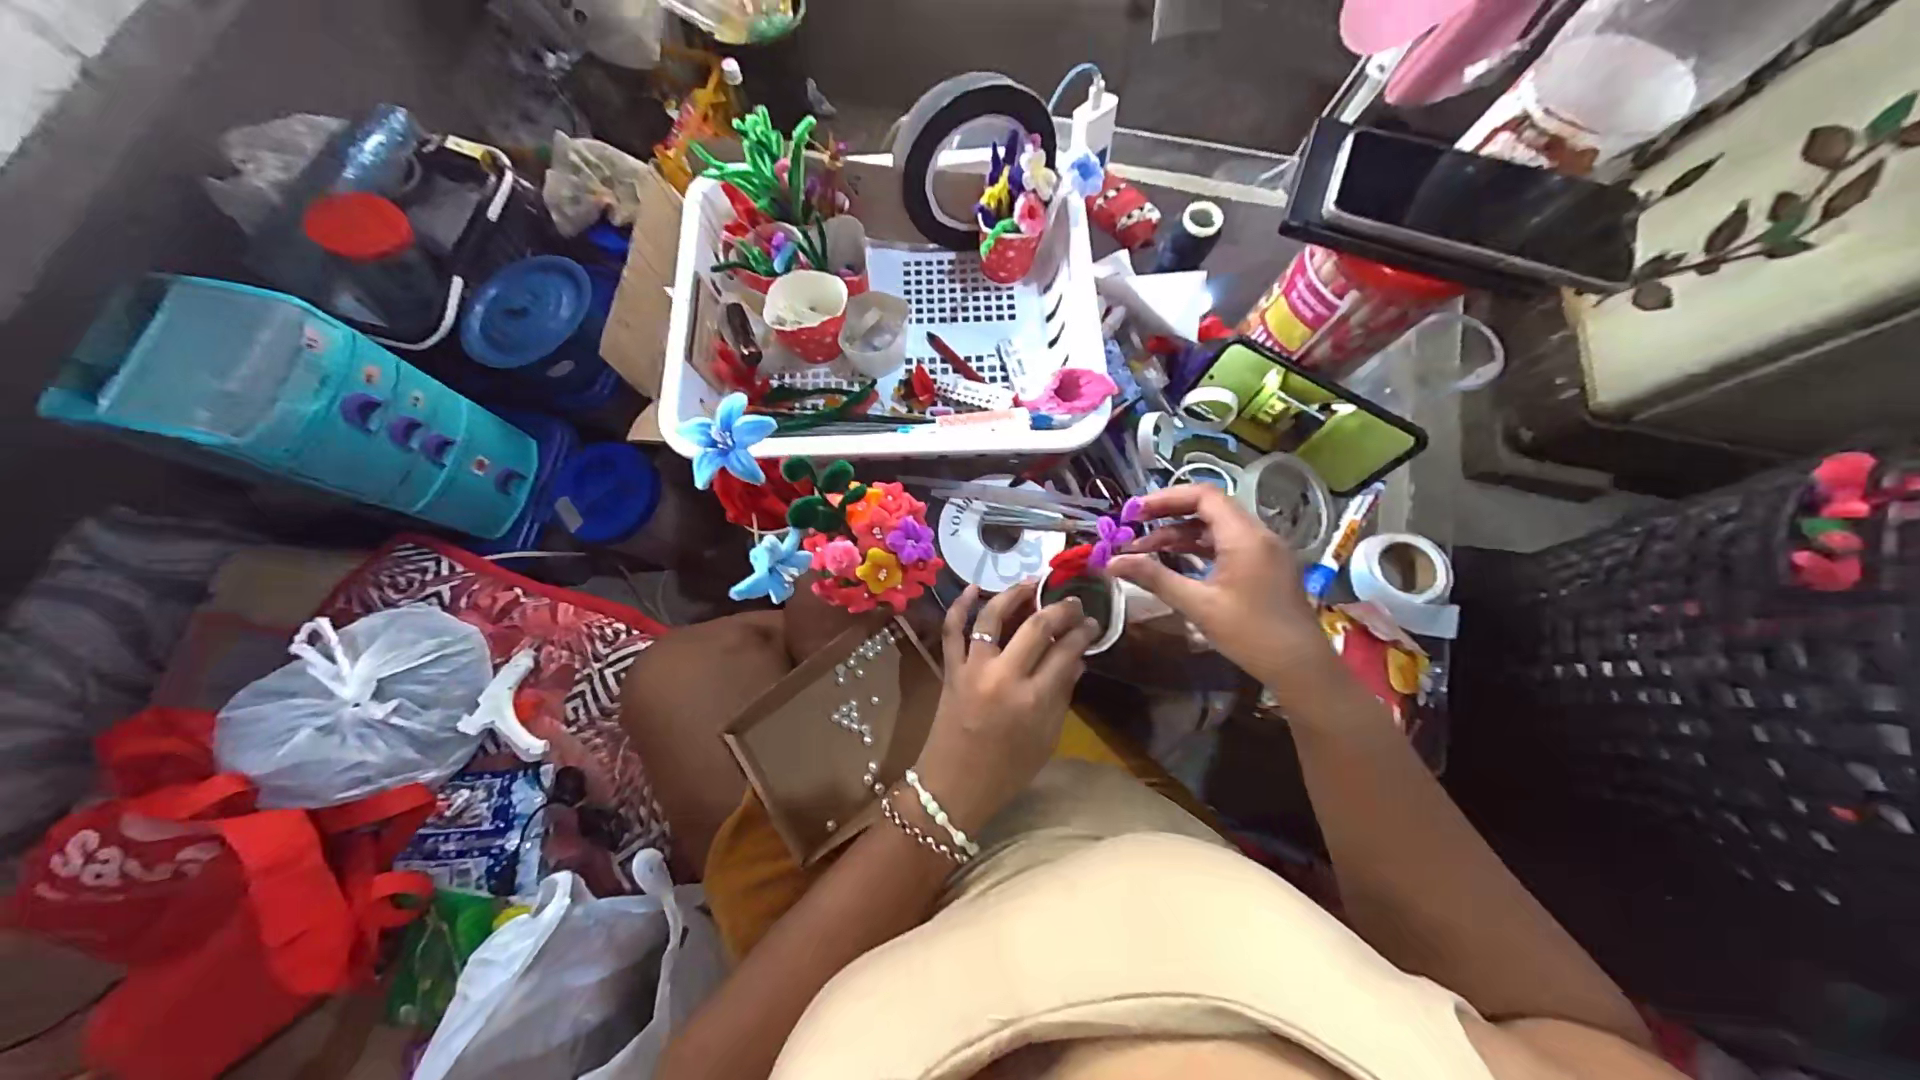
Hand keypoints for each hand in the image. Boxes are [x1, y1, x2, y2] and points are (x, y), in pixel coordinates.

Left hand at [915, 583, 1100, 831]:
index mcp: (1034, 699)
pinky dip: (960, 605)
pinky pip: (952, 629)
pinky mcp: (950, 669)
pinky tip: (974, 587)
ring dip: (1014, 594)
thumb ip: (1062, 695)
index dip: (1083, 632)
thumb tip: (1077, 659)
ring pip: (992, 616)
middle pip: (1036, 626)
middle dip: (1060, 609)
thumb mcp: (1046, 738)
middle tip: (1072, 603)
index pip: (1066, 651)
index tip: (1092, 623)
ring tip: (1032, 585)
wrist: (953, 787)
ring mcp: (972, 669)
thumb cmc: (1007, 770)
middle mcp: (1004, 676)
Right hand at [1108, 485, 1336, 698]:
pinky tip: (1175, 561)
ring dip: (1181, 534)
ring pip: (1217, 527)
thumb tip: (1112, 563)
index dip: (1165, 498)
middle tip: (1134, 527)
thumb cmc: (1251, 634)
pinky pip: (1228, 543)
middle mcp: (1258, 534)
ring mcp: (1265, 550)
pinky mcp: (1266, 565)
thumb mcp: (1198, 605)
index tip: (1133, 512)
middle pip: (1209, 507)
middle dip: (1168, 515)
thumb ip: (1155, 578)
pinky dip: (1199, 547)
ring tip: (1146, 550)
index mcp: (1245, 537)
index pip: (1203, 496)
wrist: (1301, 668)